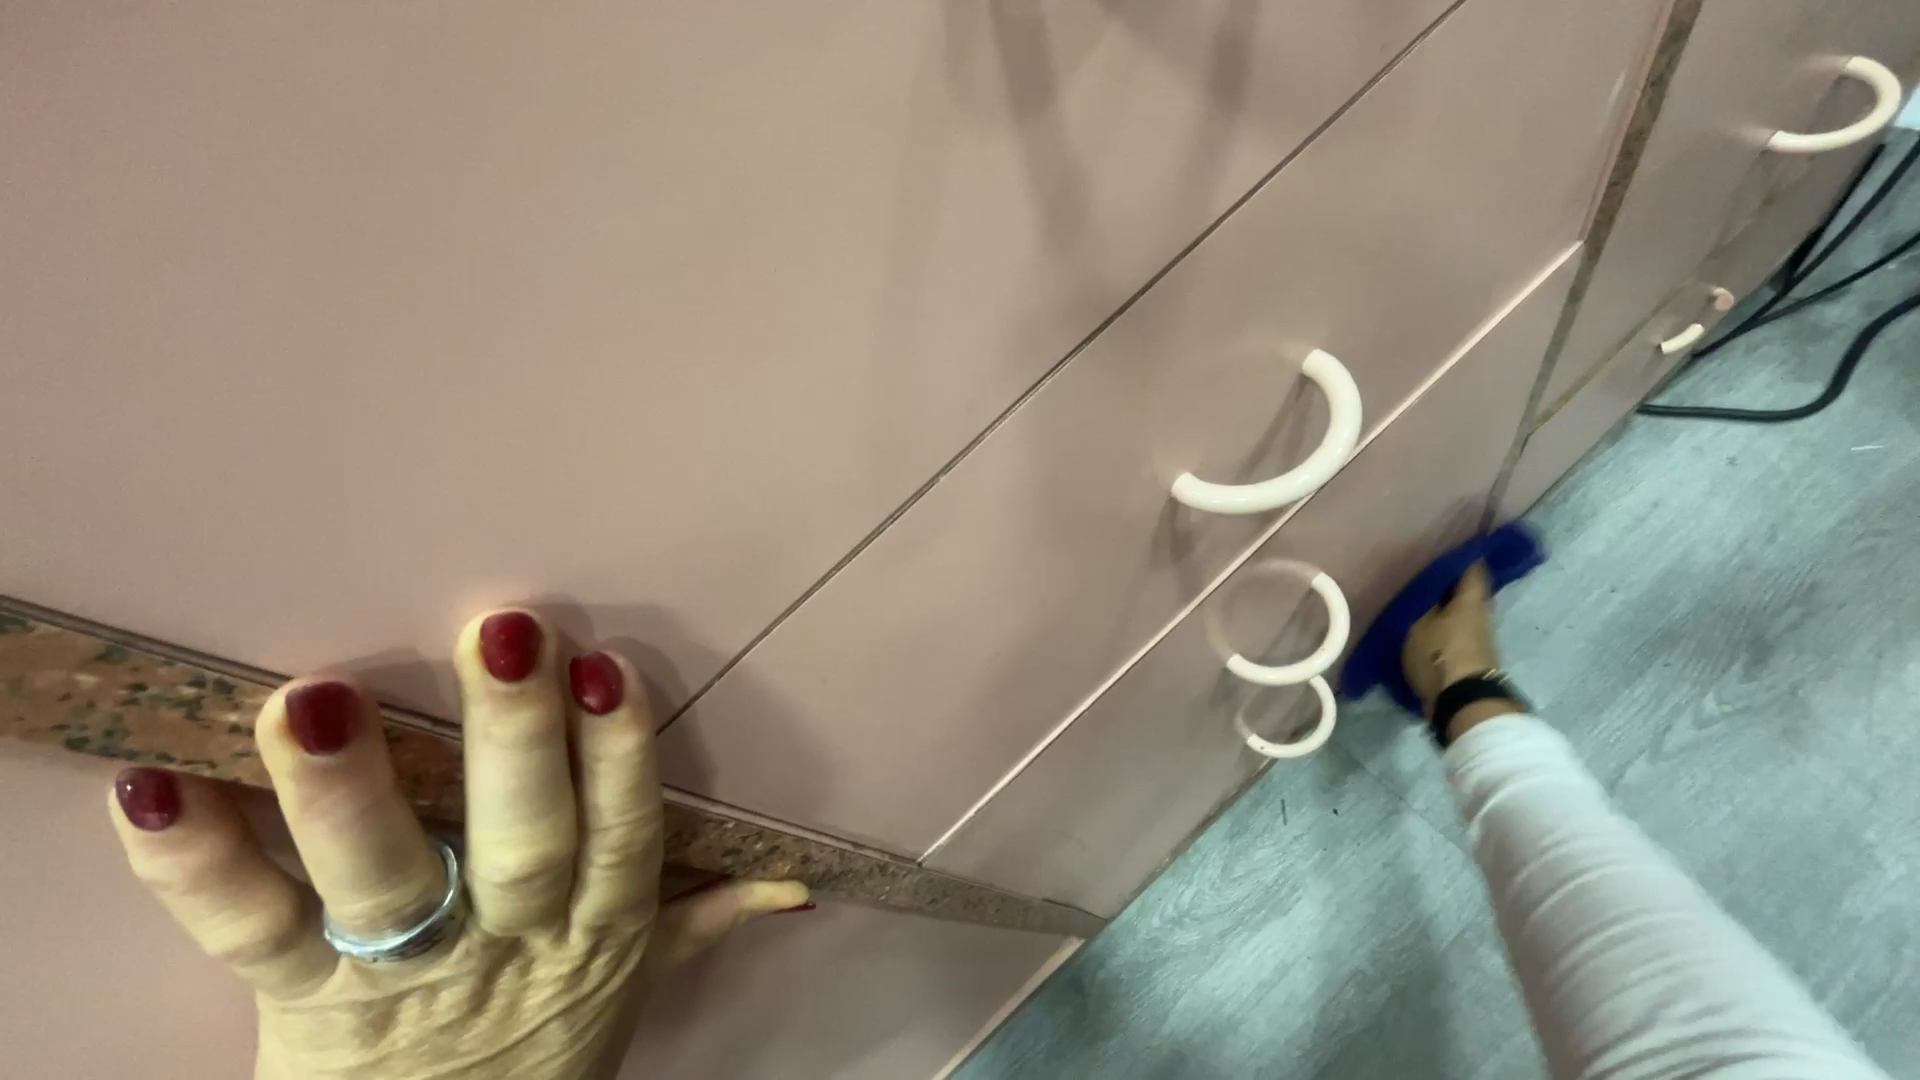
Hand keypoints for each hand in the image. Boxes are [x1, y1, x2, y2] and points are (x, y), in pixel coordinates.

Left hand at [108, 609, 808, 1079]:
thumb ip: (712, 919)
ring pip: (378, 883)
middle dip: (517, 742)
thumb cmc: (550, 1045)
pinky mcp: (293, 999)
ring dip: (348, 792)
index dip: (619, 757)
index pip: (622, 834)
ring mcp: (399, 972)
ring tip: (316, 698)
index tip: (607, 670)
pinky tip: (158, 786)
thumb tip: (798, 885)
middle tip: (507, 636)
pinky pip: (246, 934)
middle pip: (520, 844)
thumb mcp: (645, 983)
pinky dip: (198, 866)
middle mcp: (510, 941)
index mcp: (600, 929)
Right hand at [1400, 561, 1503, 710]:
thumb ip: (1421, 603)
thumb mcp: (1418, 624)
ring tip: (1419, 603)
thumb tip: (1424, 587)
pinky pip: (1456, 632)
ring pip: (1462, 613)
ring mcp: (1480, 639)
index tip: (1450, 545)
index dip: (1464, 556)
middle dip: (1450, 585)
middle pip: (1468, 593)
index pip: (1472, 569)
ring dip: (1446, 608)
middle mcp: (1481, 616)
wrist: (1462, 702)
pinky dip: (1444, 627)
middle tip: (1425, 576)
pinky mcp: (1472, 658)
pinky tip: (1424, 629)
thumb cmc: (1440, 655)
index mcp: (1470, 601)